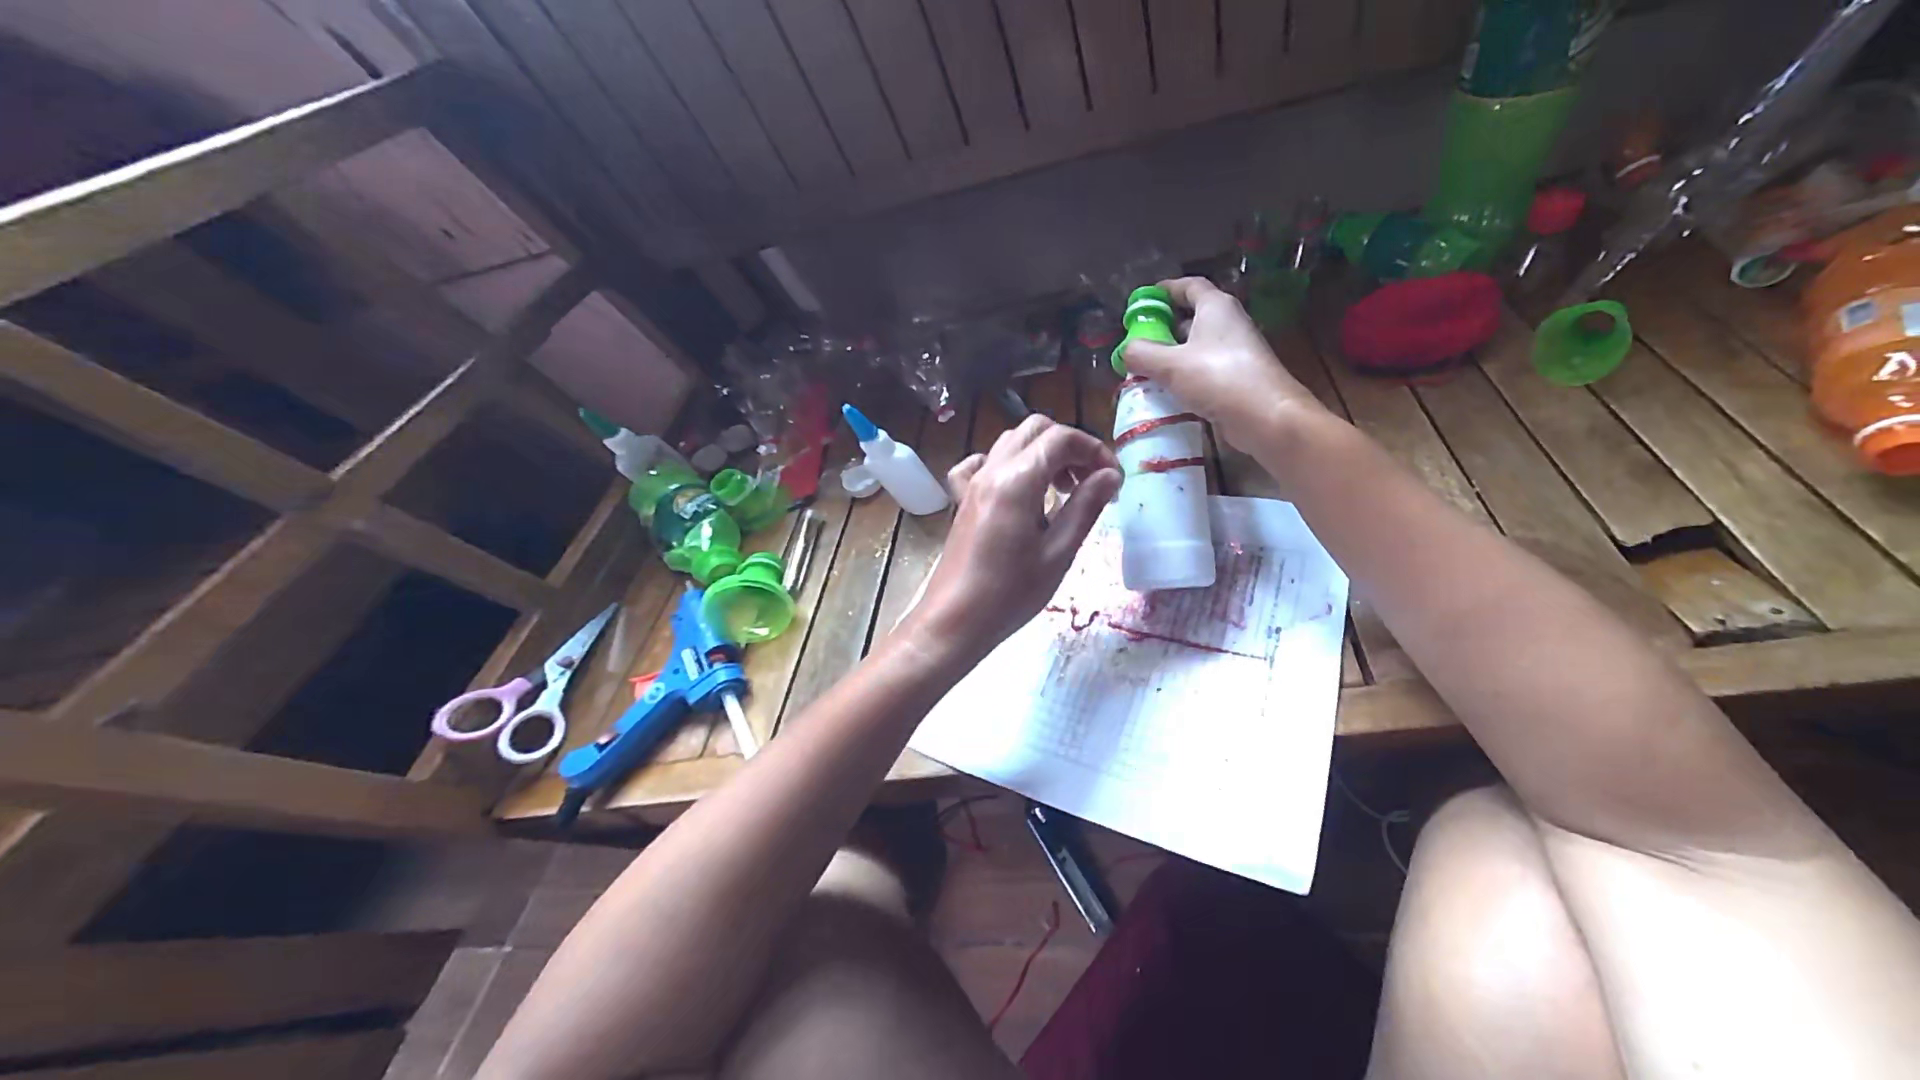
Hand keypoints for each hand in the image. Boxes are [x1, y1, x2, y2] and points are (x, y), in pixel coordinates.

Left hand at [900, 414, 1121, 664]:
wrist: (955, 621)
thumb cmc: (1010, 594)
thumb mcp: (1059, 552)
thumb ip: (1086, 506)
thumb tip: (1110, 475)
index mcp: (1016, 480)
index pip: (1062, 439)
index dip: (1095, 451)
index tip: (1114, 481)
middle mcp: (991, 471)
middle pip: (1035, 430)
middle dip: (1070, 446)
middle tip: (1092, 482)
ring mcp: (972, 484)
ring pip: (1011, 443)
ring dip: (1043, 454)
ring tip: (1064, 491)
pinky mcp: (962, 500)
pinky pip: (983, 465)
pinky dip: (1008, 466)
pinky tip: (1019, 492)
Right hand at [1117, 276, 1329, 450]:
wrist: (1266, 417)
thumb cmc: (1218, 379)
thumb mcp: (1170, 364)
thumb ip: (1141, 354)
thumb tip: (1126, 350)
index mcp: (1215, 307)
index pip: (1189, 286)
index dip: (1164, 290)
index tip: (1141, 302)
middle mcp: (1228, 324)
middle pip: (1191, 317)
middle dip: (1163, 328)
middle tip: (1137, 343)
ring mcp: (1235, 352)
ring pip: (1196, 347)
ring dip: (1171, 356)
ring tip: (1144, 371)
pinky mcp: (1237, 378)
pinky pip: (1203, 370)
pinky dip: (1184, 377)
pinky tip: (1166, 393)